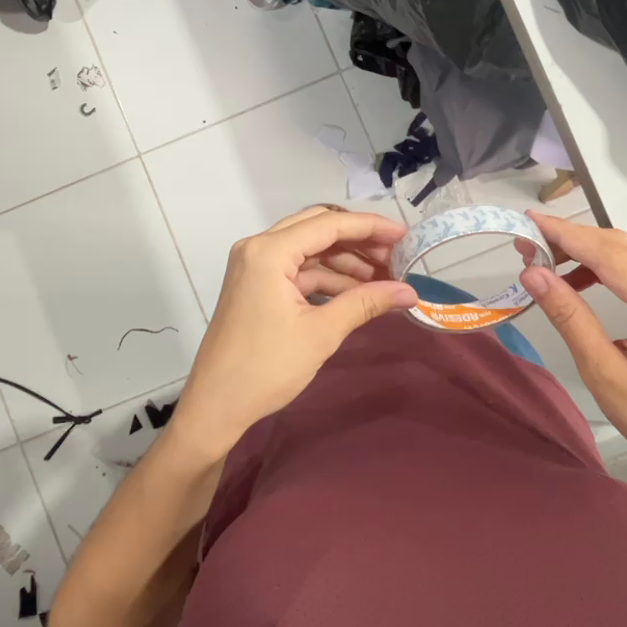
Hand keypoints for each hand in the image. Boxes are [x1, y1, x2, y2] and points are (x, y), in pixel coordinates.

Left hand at [171, 206, 416, 459]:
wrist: (217, 403)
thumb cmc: (267, 366)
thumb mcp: (321, 333)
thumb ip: (365, 303)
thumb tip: (409, 292)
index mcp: (269, 251)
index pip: (328, 223)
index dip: (370, 227)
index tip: (405, 237)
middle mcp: (258, 247)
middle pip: (317, 229)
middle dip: (359, 242)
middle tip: (397, 259)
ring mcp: (254, 266)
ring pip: (308, 250)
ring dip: (345, 262)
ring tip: (384, 281)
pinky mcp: (256, 285)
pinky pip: (297, 270)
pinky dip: (327, 279)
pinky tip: (358, 295)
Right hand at [519, 212, 626, 487]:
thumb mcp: (603, 373)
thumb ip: (569, 317)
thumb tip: (532, 272)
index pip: (612, 257)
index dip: (568, 235)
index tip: (529, 223)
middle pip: (623, 247)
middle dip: (573, 238)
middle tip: (529, 245)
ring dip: (589, 249)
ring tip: (547, 261)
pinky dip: (608, 264)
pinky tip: (579, 278)